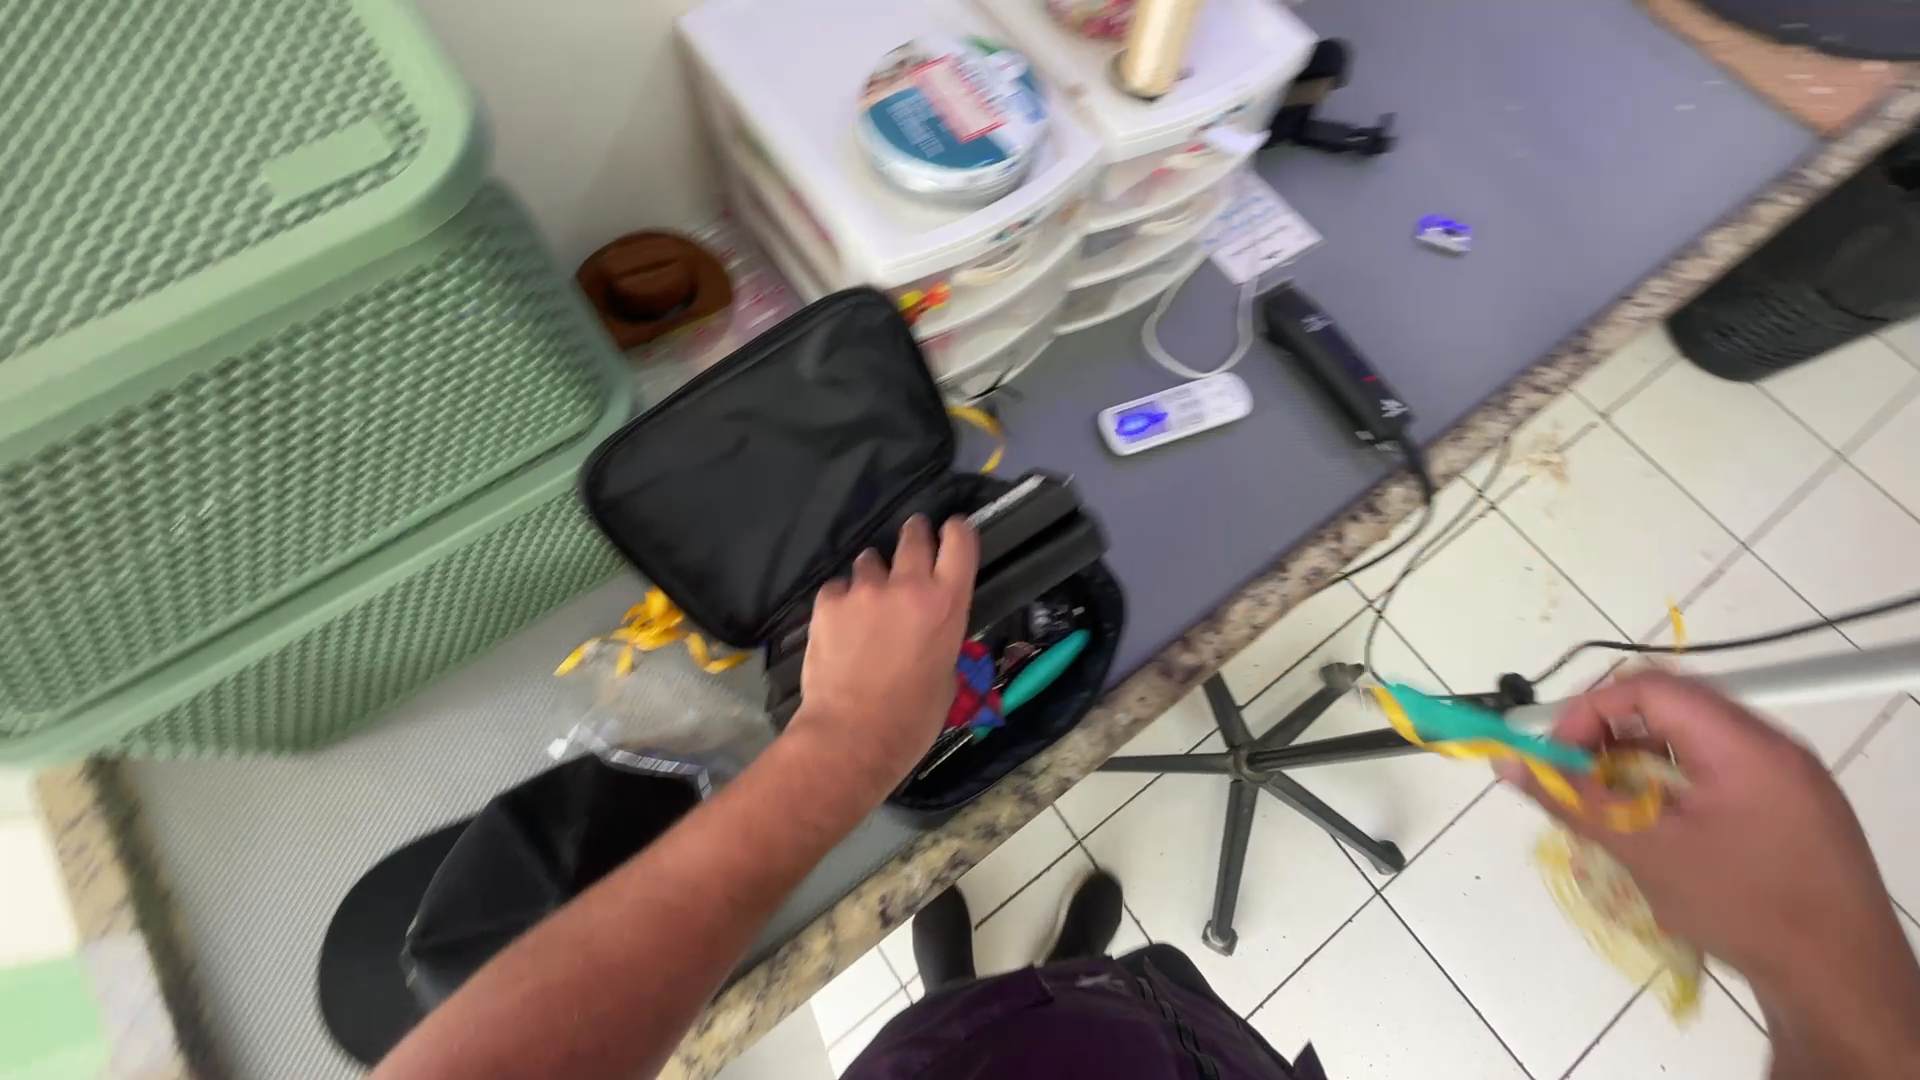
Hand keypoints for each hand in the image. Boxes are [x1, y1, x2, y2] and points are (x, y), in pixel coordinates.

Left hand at [791, 516, 978, 792]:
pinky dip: (841, 600)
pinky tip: (840, 625)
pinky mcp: (828, 602)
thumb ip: (940, 637)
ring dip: (873, 574)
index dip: (956, 530)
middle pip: (914, 536)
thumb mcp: (947, 674)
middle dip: (914, 534)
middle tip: (911, 541)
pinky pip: (838, 588)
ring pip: (869, 560)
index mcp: (947, 603)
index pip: (960, 541)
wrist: (853, 736)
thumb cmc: (914, 718)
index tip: (951, 530)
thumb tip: (927, 630)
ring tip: (868, 601)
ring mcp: (865, 590)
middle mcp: (908, 585)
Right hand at [1499, 670, 1913, 995]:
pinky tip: (1648, 816)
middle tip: (1574, 771)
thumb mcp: (1643, 850)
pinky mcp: (1787, 803)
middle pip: (1665, 705)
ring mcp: (1784, 775)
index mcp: (1745, 747)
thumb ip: (1570, 798)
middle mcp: (1770, 747)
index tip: (1559, 754)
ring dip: (1631, 755)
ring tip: (1606, 799)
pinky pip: (1709, 763)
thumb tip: (1506, 762)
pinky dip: (1663, 777)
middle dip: (1605, 731)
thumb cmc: (1742, 908)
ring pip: (1684, 734)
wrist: (1845, 987)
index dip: (1589, 710)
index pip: (1647, 689)